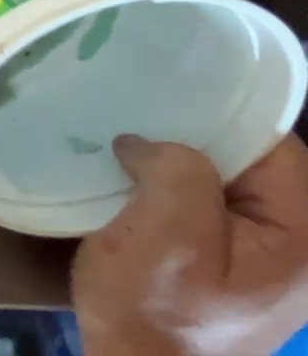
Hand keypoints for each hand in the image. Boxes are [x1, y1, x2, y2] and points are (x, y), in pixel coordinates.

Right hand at [72, 134, 307, 355]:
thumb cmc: (155, 306)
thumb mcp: (164, 236)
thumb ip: (179, 176)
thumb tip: (152, 143)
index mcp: (303, 238)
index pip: (279, 151)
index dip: (219, 122)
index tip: (155, 106)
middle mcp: (301, 246)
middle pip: (255, 165)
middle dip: (192, 142)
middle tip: (131, 133)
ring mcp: (269, 259)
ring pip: (226, 184)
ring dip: (174, 167)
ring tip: (123, 157)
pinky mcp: (233, 264)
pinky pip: (209, 207)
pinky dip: (170, 190)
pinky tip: (133, 190)